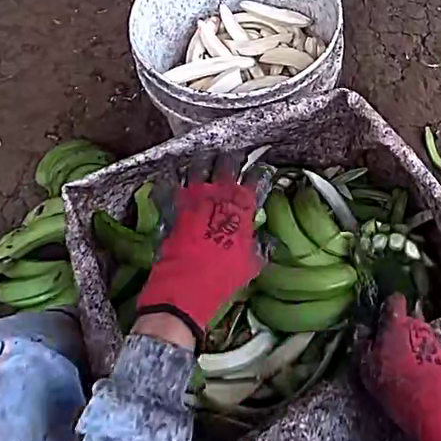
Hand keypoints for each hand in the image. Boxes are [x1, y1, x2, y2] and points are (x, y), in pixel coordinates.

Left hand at [134, 152, 268, 340]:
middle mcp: (220, 193)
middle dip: (233, 157)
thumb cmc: (225, 275)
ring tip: (206, 159)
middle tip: (234, 157)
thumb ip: (260, 247)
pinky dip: (173, 175)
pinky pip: (172, 181)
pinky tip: (174, 171)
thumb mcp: (252, 263)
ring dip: (204, 160)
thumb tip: (268, 241)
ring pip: (200, 164)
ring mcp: (195, 194)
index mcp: (243, 205)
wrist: (188, 283)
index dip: (259, 171)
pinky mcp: (174, 202)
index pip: (256, 177)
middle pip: (228, 162)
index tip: (260, 169)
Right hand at [361, 294, 440, 440]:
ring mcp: (435, 343)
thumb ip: (363, 348)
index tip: (381, 315)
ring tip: (404, 364)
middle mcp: (418, 327)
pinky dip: (423, 358)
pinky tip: (417, 375)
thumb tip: (361, 331)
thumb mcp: (369, 371)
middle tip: (390, 346)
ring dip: (412, 344)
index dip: (388, 305)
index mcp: (396, 324)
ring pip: (419, 336)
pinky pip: (429, 352)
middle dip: (401, 328)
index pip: (395, 300)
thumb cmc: (399, 390)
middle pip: (408, 319)